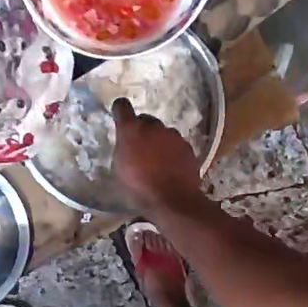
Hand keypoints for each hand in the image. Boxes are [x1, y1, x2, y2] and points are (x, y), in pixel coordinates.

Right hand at [112, 98, 202, 215]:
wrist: (173, 199)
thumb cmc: (139, 187)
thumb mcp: (120, 168)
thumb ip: (123, 148)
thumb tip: (127, 142)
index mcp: (131, 129)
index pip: (122, 107)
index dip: (120, 110)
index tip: (120, 117)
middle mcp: (153, 126)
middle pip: (146, 120)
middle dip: (142, 130)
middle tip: (140, 148)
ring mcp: (173, 135)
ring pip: (163, 132)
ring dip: (159, 140)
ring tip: (157, 160)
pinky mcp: (187, 146)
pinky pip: (176, 144)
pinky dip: (172, 150)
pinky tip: (171, 166)